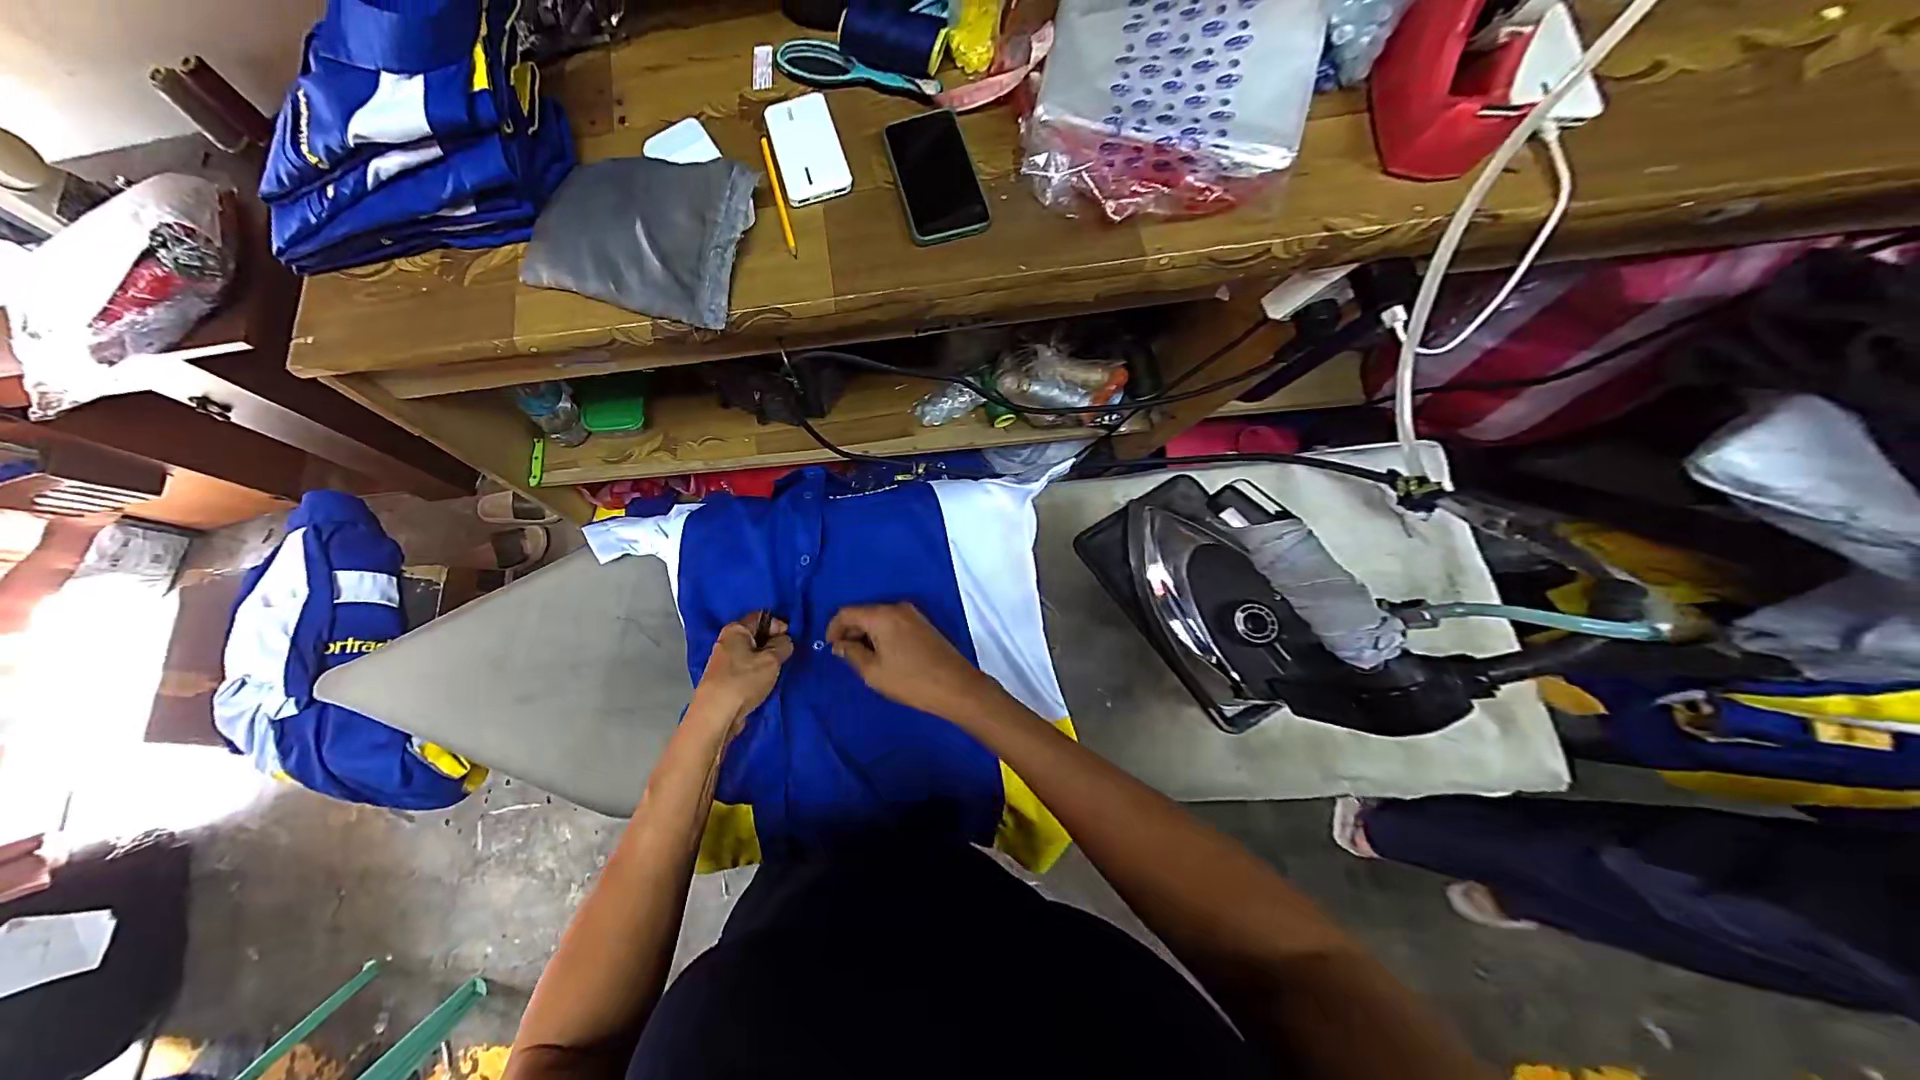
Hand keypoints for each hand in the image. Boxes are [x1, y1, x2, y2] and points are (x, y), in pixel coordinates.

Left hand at [689, 612, 791, 733]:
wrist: (716, 715)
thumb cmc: (744, 681)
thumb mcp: (772, 660)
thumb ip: (783, 645)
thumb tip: (784, 640)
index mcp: (735, 629)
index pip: (761, 617)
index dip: (778, 625)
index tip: (789, 640)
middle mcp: (726, 642)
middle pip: (755, 636)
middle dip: (772, 645)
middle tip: (786, 657)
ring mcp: (723, 662)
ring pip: (751, 655)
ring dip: (765, 662)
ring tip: (776, 672)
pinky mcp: (723, 680)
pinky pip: (745, 670)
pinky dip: (756, 674)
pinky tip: (764, 684)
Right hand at [827, 602, 1002, 722]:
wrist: (956, 686)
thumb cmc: (910, 680)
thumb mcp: (873, 671)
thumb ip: (851, 653)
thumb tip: (840, 645)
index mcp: (882, 614)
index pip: (847, 612)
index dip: (833, 629)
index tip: (830, 648)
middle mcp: (898, 608)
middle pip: (864, 613)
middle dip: (851, 632)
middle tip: (845, 656)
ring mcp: (913, 615)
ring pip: (879, 619)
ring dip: (867, 634)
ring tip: (863, 659)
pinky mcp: (923, 624)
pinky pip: (893, 623)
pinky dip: (882, 635)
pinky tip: (882, 655)